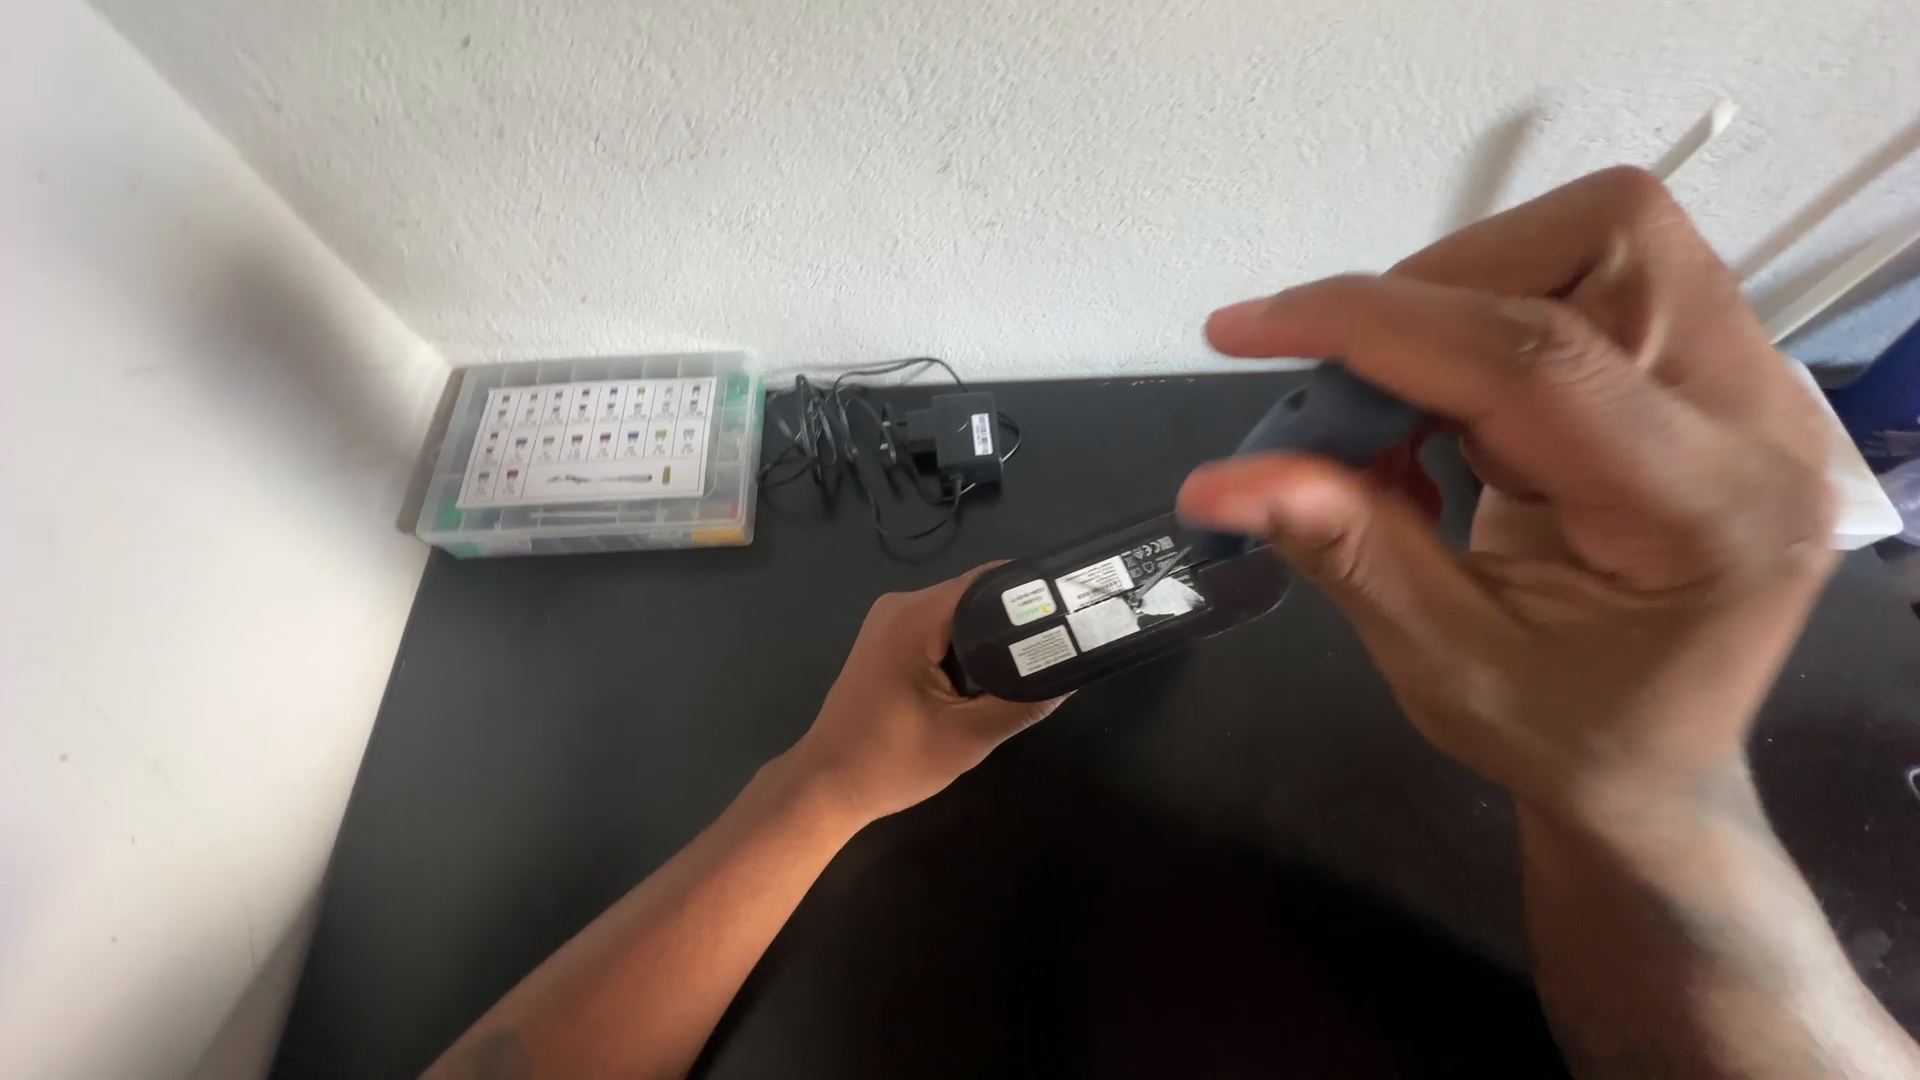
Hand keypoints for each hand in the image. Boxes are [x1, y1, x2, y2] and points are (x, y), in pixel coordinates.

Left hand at [786, 564, 1064, 822]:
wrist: (826, 786)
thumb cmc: (891, 763)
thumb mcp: (967, 738)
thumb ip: (1023, 704)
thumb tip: (1069, 677)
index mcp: (913, 618)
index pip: (985, 581)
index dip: (1030, 588)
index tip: (1070, 603)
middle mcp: (899, 606)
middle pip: (973, 594)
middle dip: (1016, 614)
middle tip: (1062, 636)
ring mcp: (888, 622)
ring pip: (957, 612)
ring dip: (991, 632)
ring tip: (1037, 654)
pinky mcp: (887, 640)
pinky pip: (939, 627)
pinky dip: (966, 644)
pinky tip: (993, 669)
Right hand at [1177, 167, 1835, 815]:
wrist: (1651, 760)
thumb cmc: (1555, 729)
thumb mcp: (1433, 656)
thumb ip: (1339, 548)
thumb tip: (1214, 484)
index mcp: (1699, 510)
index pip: (1528, 358)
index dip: (1366, 326)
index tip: (1240, 332)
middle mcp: (1750, 418)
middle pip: (1595, 245)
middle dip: (1425, 295)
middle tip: (1338, 390)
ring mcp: (1735, 384)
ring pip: (1589, 242)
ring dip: (1446, 303)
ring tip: (1381, 410)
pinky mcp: (1695, 372)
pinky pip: (1573, 284)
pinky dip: (1461, 331)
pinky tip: (1423, 422)